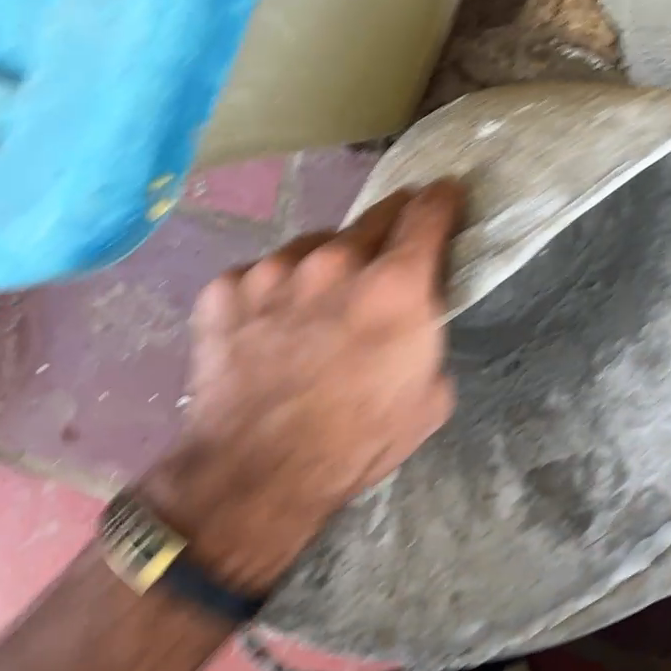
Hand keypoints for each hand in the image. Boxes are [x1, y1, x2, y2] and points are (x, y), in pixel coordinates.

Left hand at [138, 182, 464, 593]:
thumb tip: (415, 314)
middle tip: (386, 256)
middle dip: (389, 228)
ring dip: (327, 264)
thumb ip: (428, 334)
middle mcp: (335, 260)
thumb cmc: (359, 441)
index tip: (445, 194)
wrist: (257, 475)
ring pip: (314, 246)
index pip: (427, 211)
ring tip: (320, 305)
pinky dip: (273, 293)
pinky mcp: (225, 288)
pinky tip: (270, 330)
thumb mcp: (431, 394)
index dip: (442, 200)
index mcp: (396, 284)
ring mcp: (273, 270)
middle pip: (373, 217)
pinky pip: (261, 275)